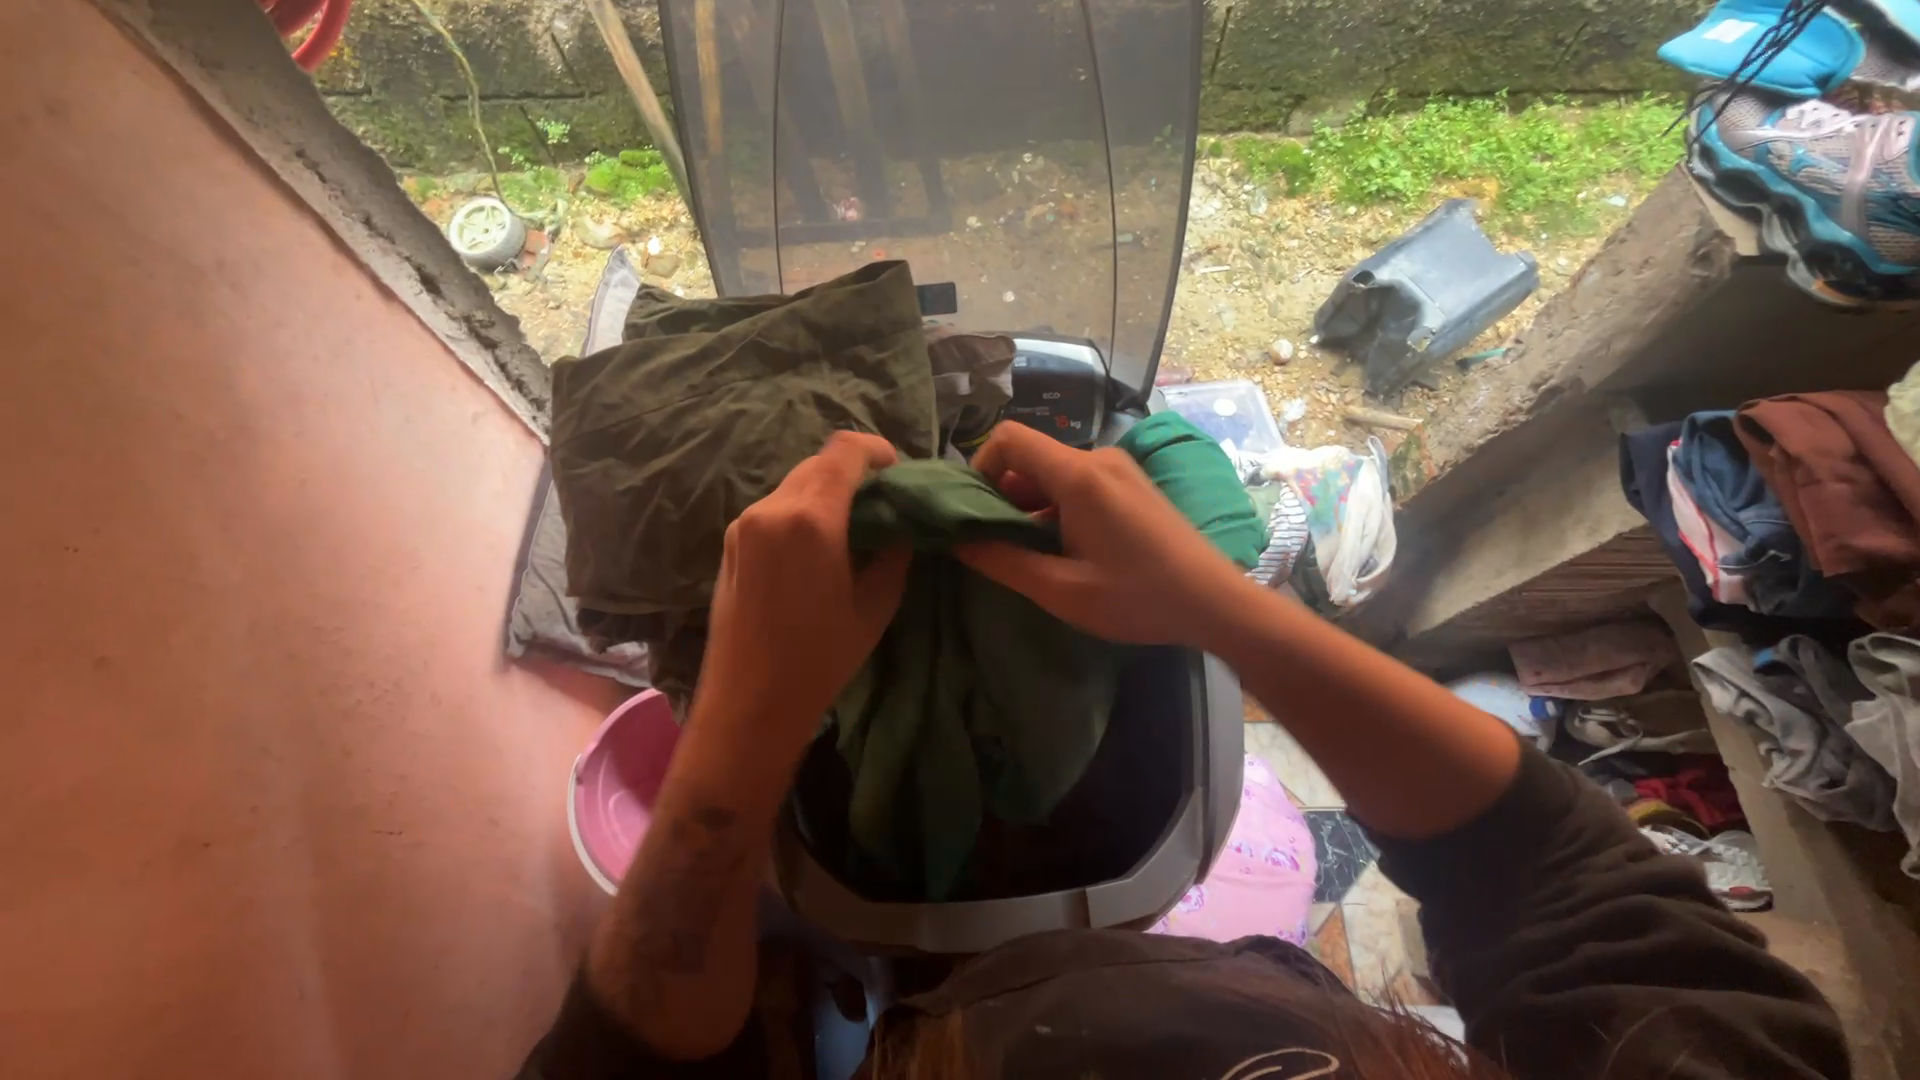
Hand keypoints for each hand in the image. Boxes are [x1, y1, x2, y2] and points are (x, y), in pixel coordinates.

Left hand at [693, 432, 911, 750]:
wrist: (748, 704)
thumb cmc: (820, 660)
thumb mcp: (876, 606)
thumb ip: (894, 553)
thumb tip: (901, 526)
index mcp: (811, 519)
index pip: (845, 451)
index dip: (877, 451)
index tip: (898, 473)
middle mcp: (771, 509)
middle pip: (819, 463)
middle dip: (854, 474)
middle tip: (882, 504)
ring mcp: (745, 524)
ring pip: (796, 484)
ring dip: (827, 492)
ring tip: (854, 528)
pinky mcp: (731, 542)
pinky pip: (776, 508)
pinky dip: (803, 510)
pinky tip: (820, 546)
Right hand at [956, 421, 1253, 648]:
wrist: (1215, 602)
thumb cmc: (1138, 598)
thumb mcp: (1061, 590)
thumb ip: (1003, 561)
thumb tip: (956, 541)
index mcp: (1079, 475)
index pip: (1008, 439)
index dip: (979, 470)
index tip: (972, 514)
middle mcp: (1098, 459)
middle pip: (1028, 458)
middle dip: (1001, 496)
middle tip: (994, 544)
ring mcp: (1118, 469)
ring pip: (1051, 473)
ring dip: (1029, 506)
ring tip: (1028, 554)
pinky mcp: (1130, 485)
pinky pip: (1076, 483)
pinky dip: (1055, 508)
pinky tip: (1062, 549)